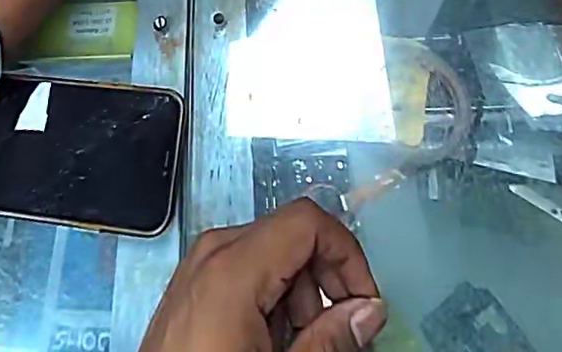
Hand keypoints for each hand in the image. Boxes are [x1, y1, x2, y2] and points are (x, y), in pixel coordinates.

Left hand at [142, 199, 387, 351]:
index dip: (346, 254)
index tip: (364, 303)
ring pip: (270, 254)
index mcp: (233, 266)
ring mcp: (198, 265)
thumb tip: (369, 310)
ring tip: (294, 349)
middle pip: (290, 237)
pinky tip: (266, 344)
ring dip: (298, 296)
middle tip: (334, 336)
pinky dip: (268, 299)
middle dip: (323, 283)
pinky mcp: (192, 284)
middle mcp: (214, 251)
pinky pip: (244, 270)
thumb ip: (329, 341)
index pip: (306, 221)